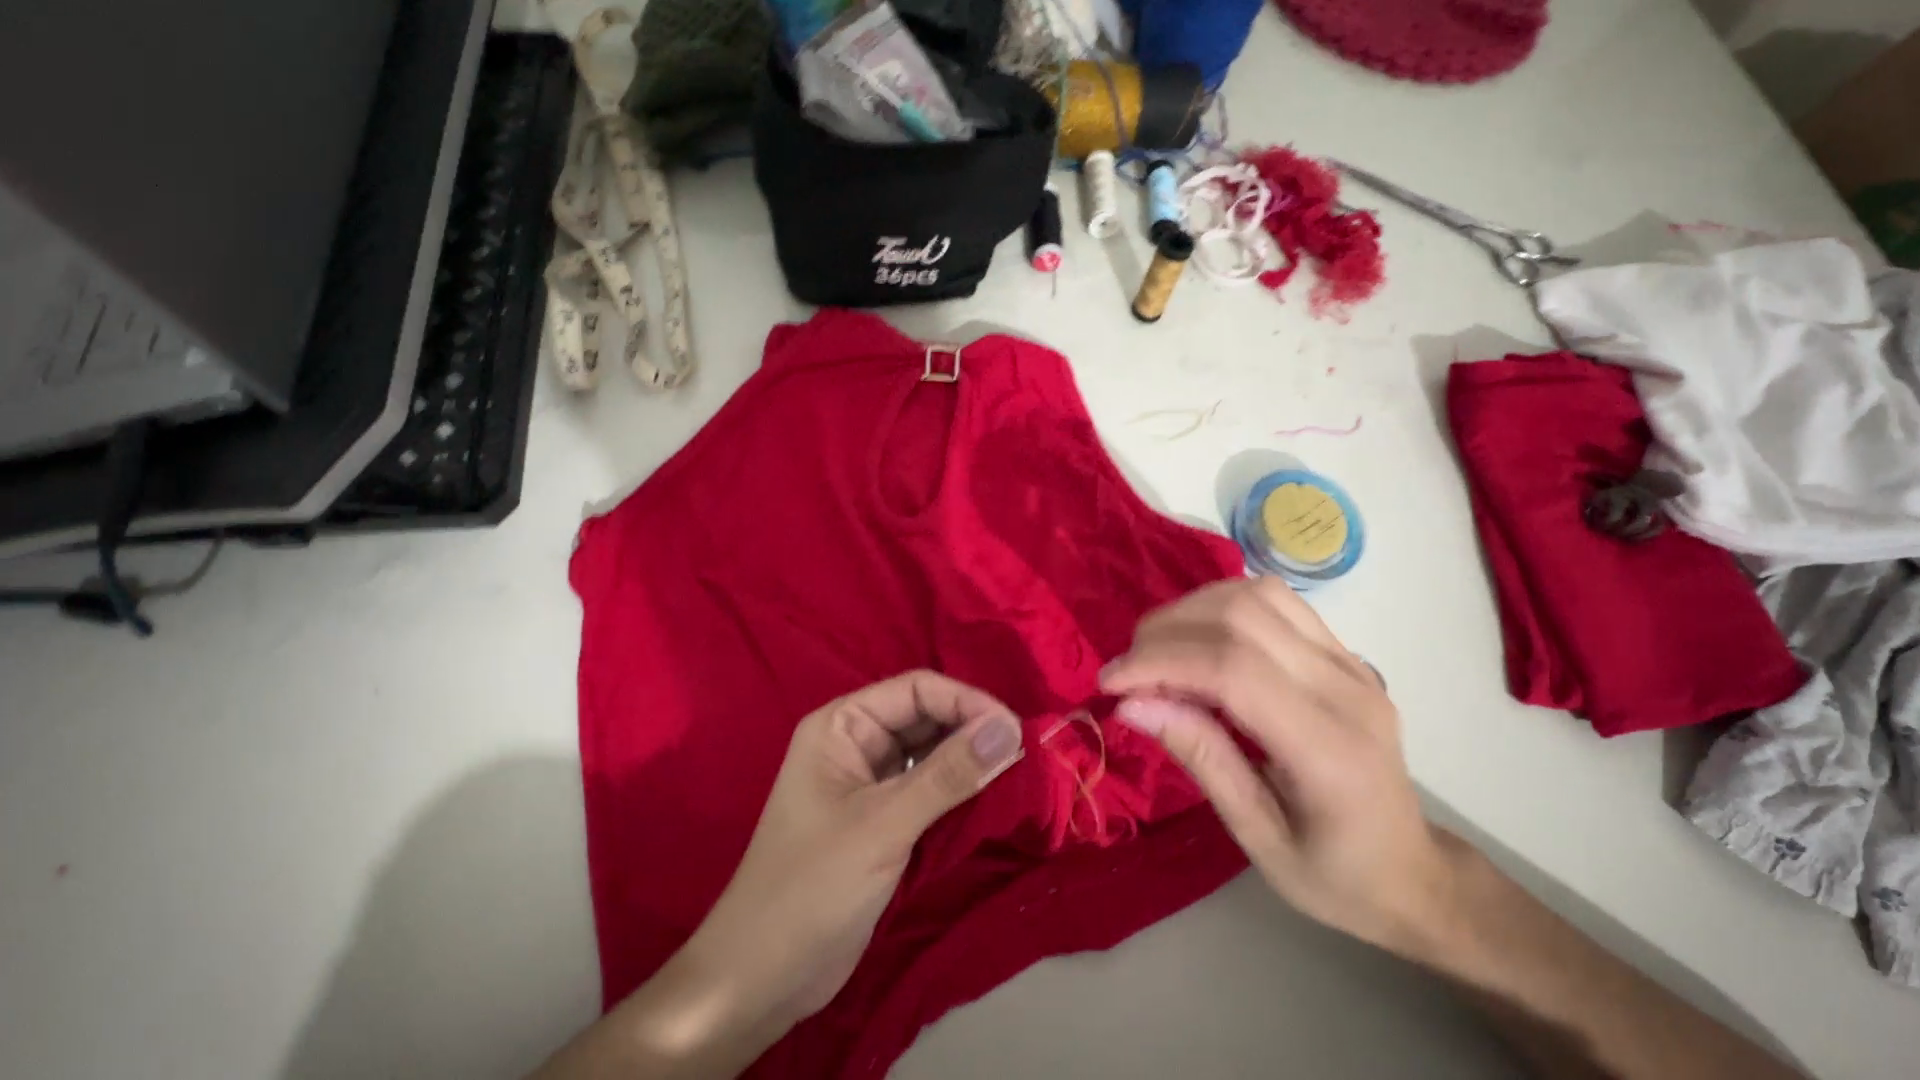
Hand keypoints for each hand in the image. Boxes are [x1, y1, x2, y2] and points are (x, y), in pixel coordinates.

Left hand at [535, 672, 1024, 1079]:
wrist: (763, 976)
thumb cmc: (811, 888)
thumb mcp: (883, 826)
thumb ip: (947, 775)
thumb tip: (1009, 729)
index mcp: (840, 726)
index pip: (916, 690)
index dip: (967, 702)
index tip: (1016, 733)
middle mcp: (854, 746)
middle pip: (926, 718)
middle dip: (972, 731)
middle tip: (1025, 758)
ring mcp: (868, 787)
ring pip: (931, 756)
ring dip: (970, 763)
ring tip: (1018, 778)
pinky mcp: (883, 825)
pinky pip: (930, 793)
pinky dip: (960, 795)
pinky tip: (992, 804)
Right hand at [1100, 578, 1455, 955]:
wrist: (1412, 874)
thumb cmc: (1334, 877)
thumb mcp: (1258, 838)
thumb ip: (1202, 760)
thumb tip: (1133, 703)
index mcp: (1329, 749)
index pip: (1234, 669)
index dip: (1161, 662)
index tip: (1110, 684)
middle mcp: (1347, 690)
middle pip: (1243, 616)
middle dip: (1167, 631)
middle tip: (1127, 672)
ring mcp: (1352, 665)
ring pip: (1259, 595)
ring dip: (1192, 611)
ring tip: (1156, 653)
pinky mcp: (1346, 656)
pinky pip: (1277, 604)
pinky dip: (1222, 609)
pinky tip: (1198, 642)